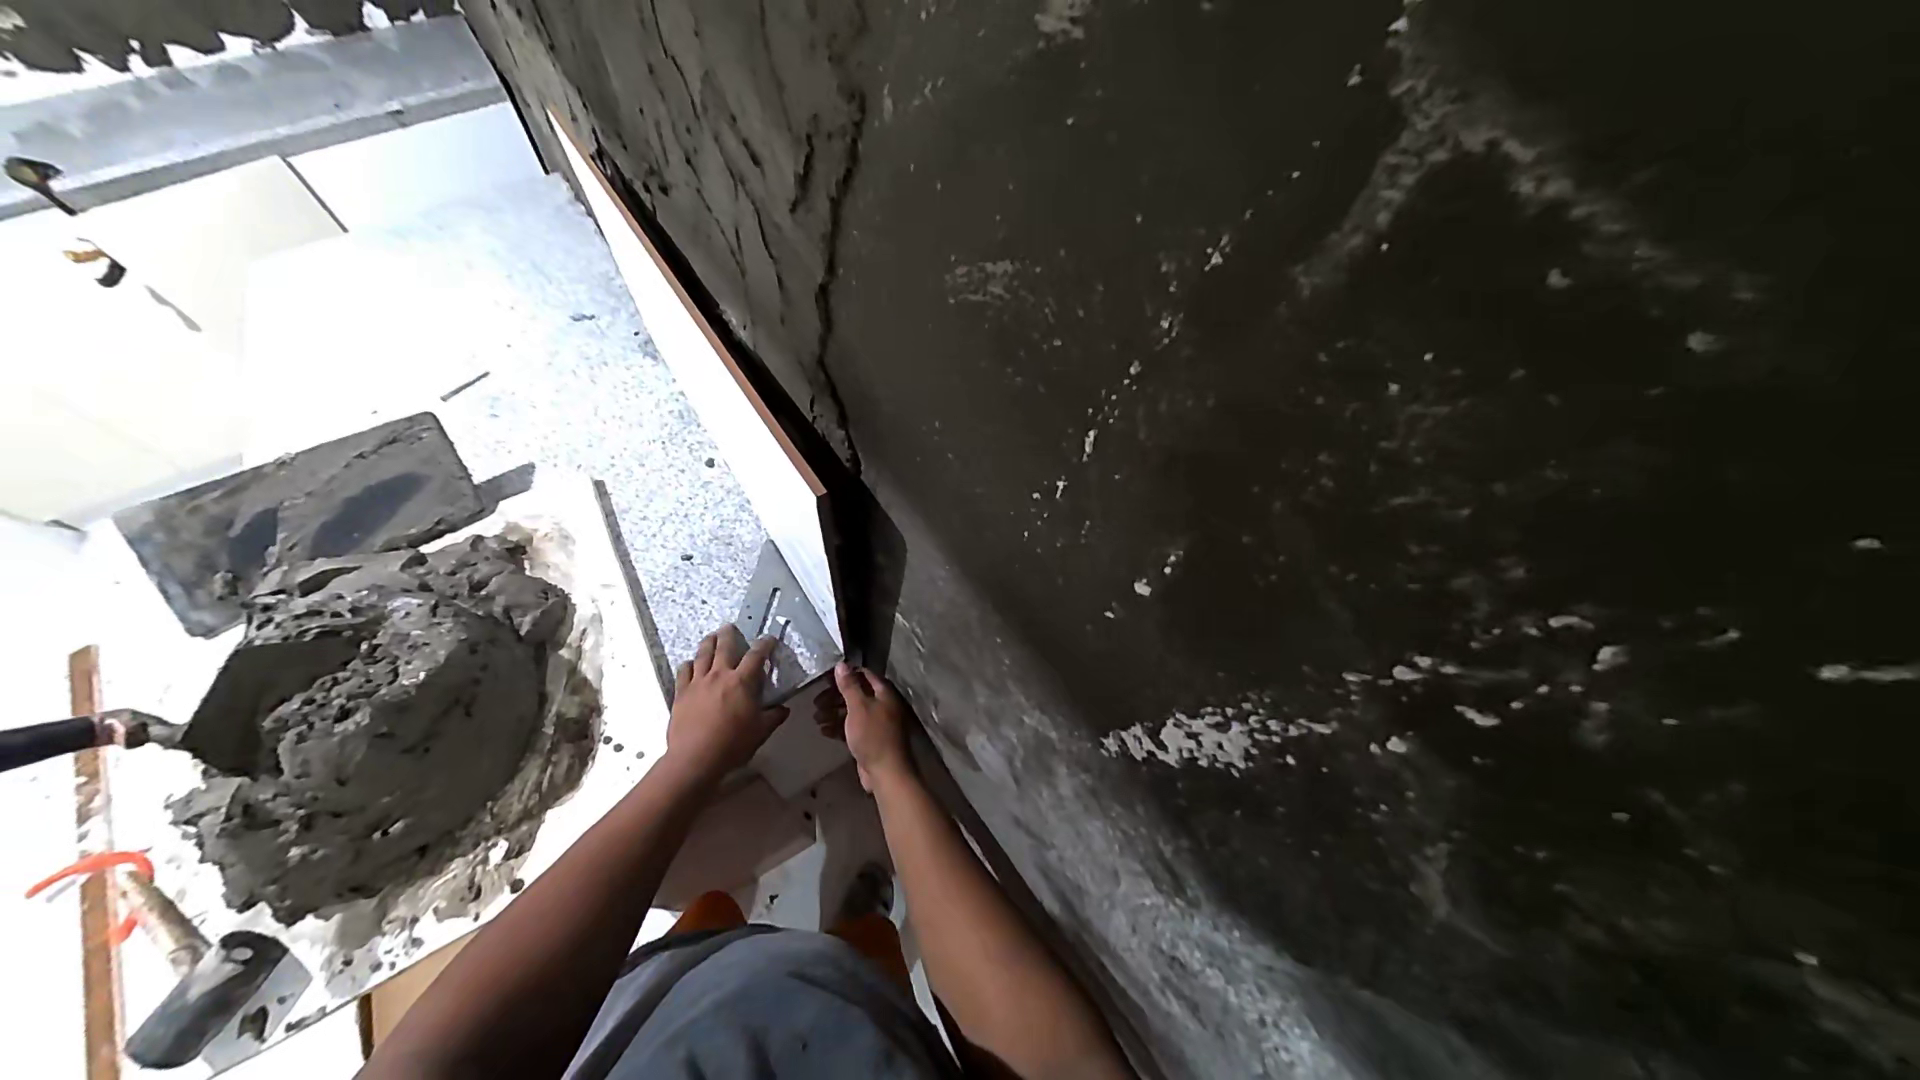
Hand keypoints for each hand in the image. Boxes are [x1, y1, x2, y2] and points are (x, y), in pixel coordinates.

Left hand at [668, 625, 788, 777]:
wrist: (695, 758)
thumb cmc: (732, 744)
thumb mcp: (760, 732)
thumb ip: (773, 717)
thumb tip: (783, 709)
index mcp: (742, 682)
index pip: (756, 655)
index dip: (764, 644)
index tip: (769, 639)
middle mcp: (719, 675)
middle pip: (724, 647)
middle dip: (728, 634)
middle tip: (729, 626)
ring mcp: (697, 682)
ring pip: (702, 655)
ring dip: (708, 643)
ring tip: (711, 636)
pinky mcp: (681, 693)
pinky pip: (683, 672)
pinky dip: (688, 664)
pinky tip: (690, 664)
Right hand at [815, 663, 910, 791]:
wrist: (885, 771)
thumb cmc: (872, 735)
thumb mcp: (858, 707)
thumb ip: (849, 686)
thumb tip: (841, 664)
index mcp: (884, 694)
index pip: (865, 675)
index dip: (847, 674)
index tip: (827, 677)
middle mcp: (882, 705)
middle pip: (856, 694)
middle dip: (836, 697)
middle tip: (817, 701)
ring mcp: (876, 723)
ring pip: (852, 712)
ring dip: (834, 712)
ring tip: (816, 717)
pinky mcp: (869, 739)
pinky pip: (852, 728)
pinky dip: (838, 727)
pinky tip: (824, 730)